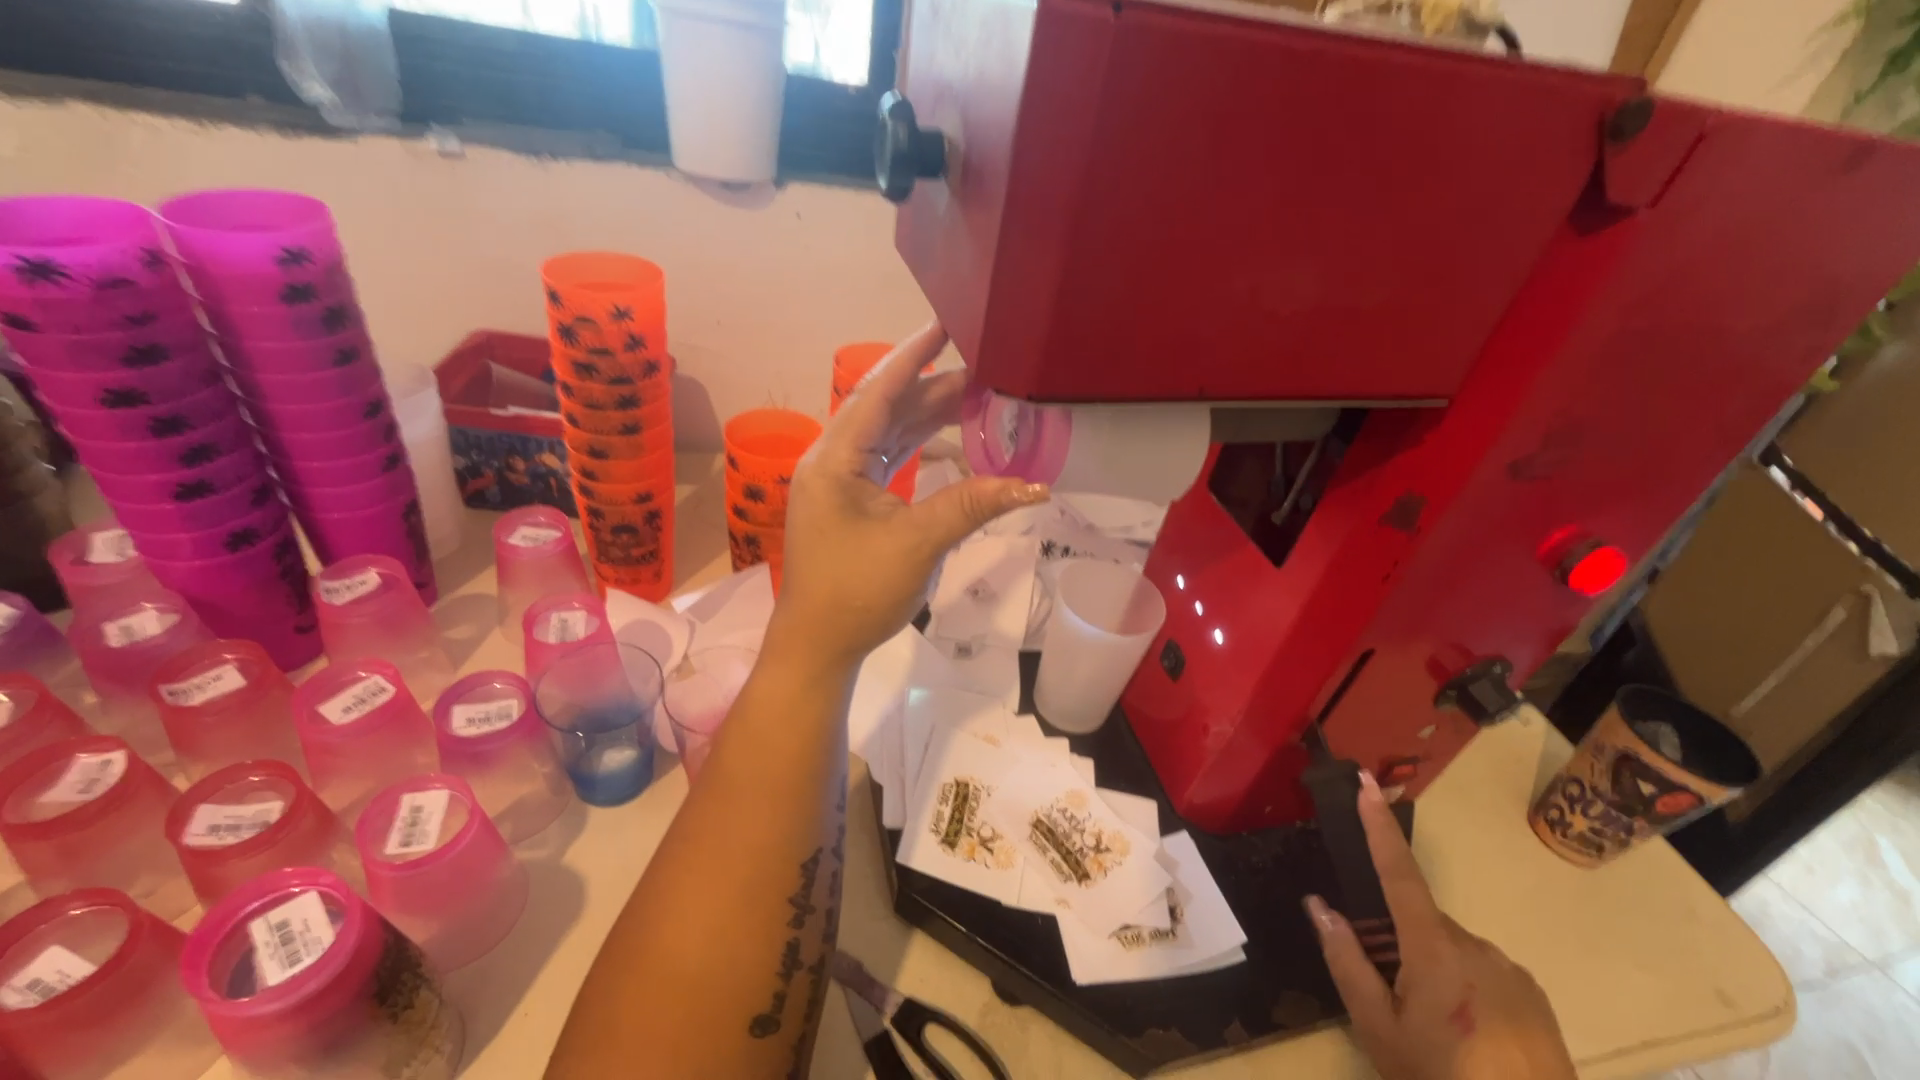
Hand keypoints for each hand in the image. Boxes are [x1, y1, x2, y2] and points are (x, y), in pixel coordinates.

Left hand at [771, 322, 1049, 666]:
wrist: (818, 644)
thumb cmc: (857, 592)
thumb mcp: (918, 544)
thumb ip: (972, 505)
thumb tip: (1034, 485)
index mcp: (835, 459)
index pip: (877, 393)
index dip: (913, 357)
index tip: (945, 324)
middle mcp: (832, 460)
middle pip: (884, 408)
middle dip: (930, 385)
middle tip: (980, 363)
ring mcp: (839, 480)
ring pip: (887, 433)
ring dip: (927, 414)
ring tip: (974, 391)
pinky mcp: (851, 500)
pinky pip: (887, 457)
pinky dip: (919, 444)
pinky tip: (949, 433)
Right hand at [1306, 772, 1577, 1079]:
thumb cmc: (1442, 1079)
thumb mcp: (1379, 1031)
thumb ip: (1347, 963)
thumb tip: (1319, 905)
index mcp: (1433, 951)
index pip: (1399, 874)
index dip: (1380, 827)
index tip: (1367, 782)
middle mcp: (1475, 946)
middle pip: (1420, 923)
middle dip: (1396, 943)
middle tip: (1388, 998)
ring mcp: (1509, 969)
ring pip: (1451, 949)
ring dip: (1431, 970)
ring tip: (1433, 1030)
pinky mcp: (1532, 994)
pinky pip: (1482, 971)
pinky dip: (1463, 988)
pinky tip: (1468, 1036)